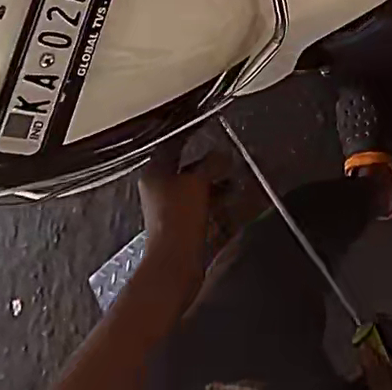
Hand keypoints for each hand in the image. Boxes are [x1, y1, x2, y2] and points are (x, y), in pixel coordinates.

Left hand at [138, 137, 223, 269]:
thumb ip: (211, 164)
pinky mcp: (181, 226)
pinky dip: (215, 201)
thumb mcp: (197, 182)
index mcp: (155, 173)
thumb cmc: (180, 216)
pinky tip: (233, 201)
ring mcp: (169, 209)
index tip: (206, 126)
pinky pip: (200, 206)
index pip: (172, 144)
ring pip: (194, 187)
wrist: (174, 265)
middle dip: (207, 162)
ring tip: (236, 178)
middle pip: (185, 167)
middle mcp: (159, 188)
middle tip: (228, 155)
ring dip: (214, 182)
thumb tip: (223, 154)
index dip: (189, 134)